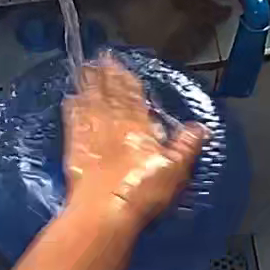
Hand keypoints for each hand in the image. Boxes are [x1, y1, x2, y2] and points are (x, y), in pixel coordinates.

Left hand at [64, 55, 207, 228]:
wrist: (105, 212)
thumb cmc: (142, 192)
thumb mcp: (175, 169)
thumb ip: (186, 146)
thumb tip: (200, 128)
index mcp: (139, 127)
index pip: (133, 96)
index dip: (126, 78)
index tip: (119, 63)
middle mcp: (115, 126)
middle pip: (110, 94)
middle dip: (106, 75)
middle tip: (99, 57)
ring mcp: (93, 136)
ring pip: (91, 103)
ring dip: (88, 84)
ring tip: (84, 68)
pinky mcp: (76, 151)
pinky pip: (74, 123)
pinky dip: (72, 109)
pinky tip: (69, 99)